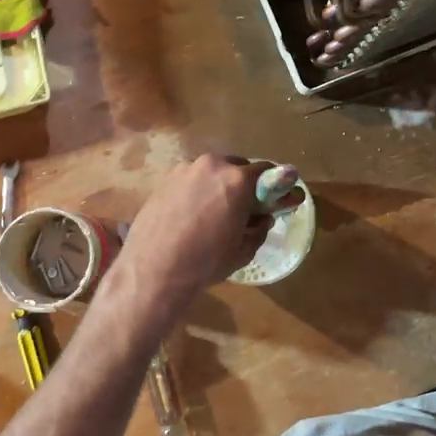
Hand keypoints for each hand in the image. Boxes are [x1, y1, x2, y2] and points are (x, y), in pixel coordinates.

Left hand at [109, 154, 287, 323]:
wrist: (153, 270)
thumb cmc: (205, 262)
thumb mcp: (243, 250)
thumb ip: (259, 228)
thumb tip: (263, 218)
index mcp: (238, 180)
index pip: (268, 171)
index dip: (277, 184)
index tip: (282, 195)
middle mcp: (212, 165)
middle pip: (239, 168)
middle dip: (247, 185)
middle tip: (247, 208)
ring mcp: (186, 169)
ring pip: (213, 171)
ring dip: (221, 185)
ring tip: (217, 213)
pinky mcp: (166, 178)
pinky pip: (192, 179)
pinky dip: (199, 190)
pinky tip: (194, 214)